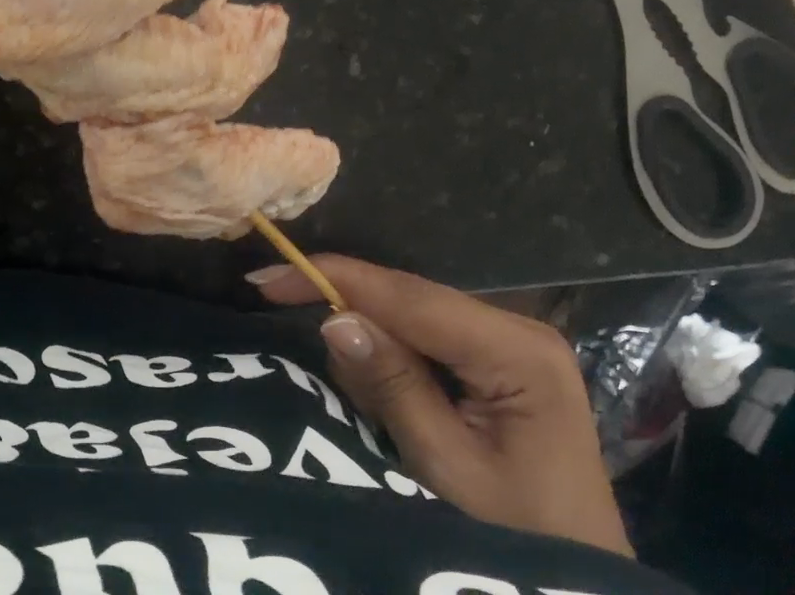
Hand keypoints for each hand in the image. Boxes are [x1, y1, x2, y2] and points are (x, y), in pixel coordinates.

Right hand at [252, 255, 632, 556]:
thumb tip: (334, 319)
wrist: (578, 573)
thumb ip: (391, 385)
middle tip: (278, 315)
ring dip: (368, 339)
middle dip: (344, 306)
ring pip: (408, 312)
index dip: (331, 277)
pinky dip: (387, 352)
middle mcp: (518, 330)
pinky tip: (383, 391)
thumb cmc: (513, 525)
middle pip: (406, 296)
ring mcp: (510, 342)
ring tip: (365, 400)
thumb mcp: (442, 462)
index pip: (406, 295)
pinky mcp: (497, 359)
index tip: (265, 279)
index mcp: (516, 351)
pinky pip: (421, 333)